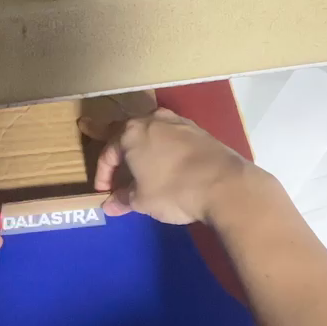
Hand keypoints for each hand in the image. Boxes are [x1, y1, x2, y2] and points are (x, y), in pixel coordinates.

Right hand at [81, 101, 262, 225]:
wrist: (224, 185)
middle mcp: (152, 120)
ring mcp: (177, 122)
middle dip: (120, 155)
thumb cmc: (173, 190)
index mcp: (131, 133)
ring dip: (143, 150)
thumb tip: (109, 205)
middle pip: (127, 135)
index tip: (104, 192)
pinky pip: (171, 137)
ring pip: (151, 133)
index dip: (102, 174)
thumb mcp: (142, 201)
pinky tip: (167, 166)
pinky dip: (163, 150)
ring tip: (142, 169)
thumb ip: (122, 199)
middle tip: (116, 172)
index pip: (107, 152)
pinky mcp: (197, 130)